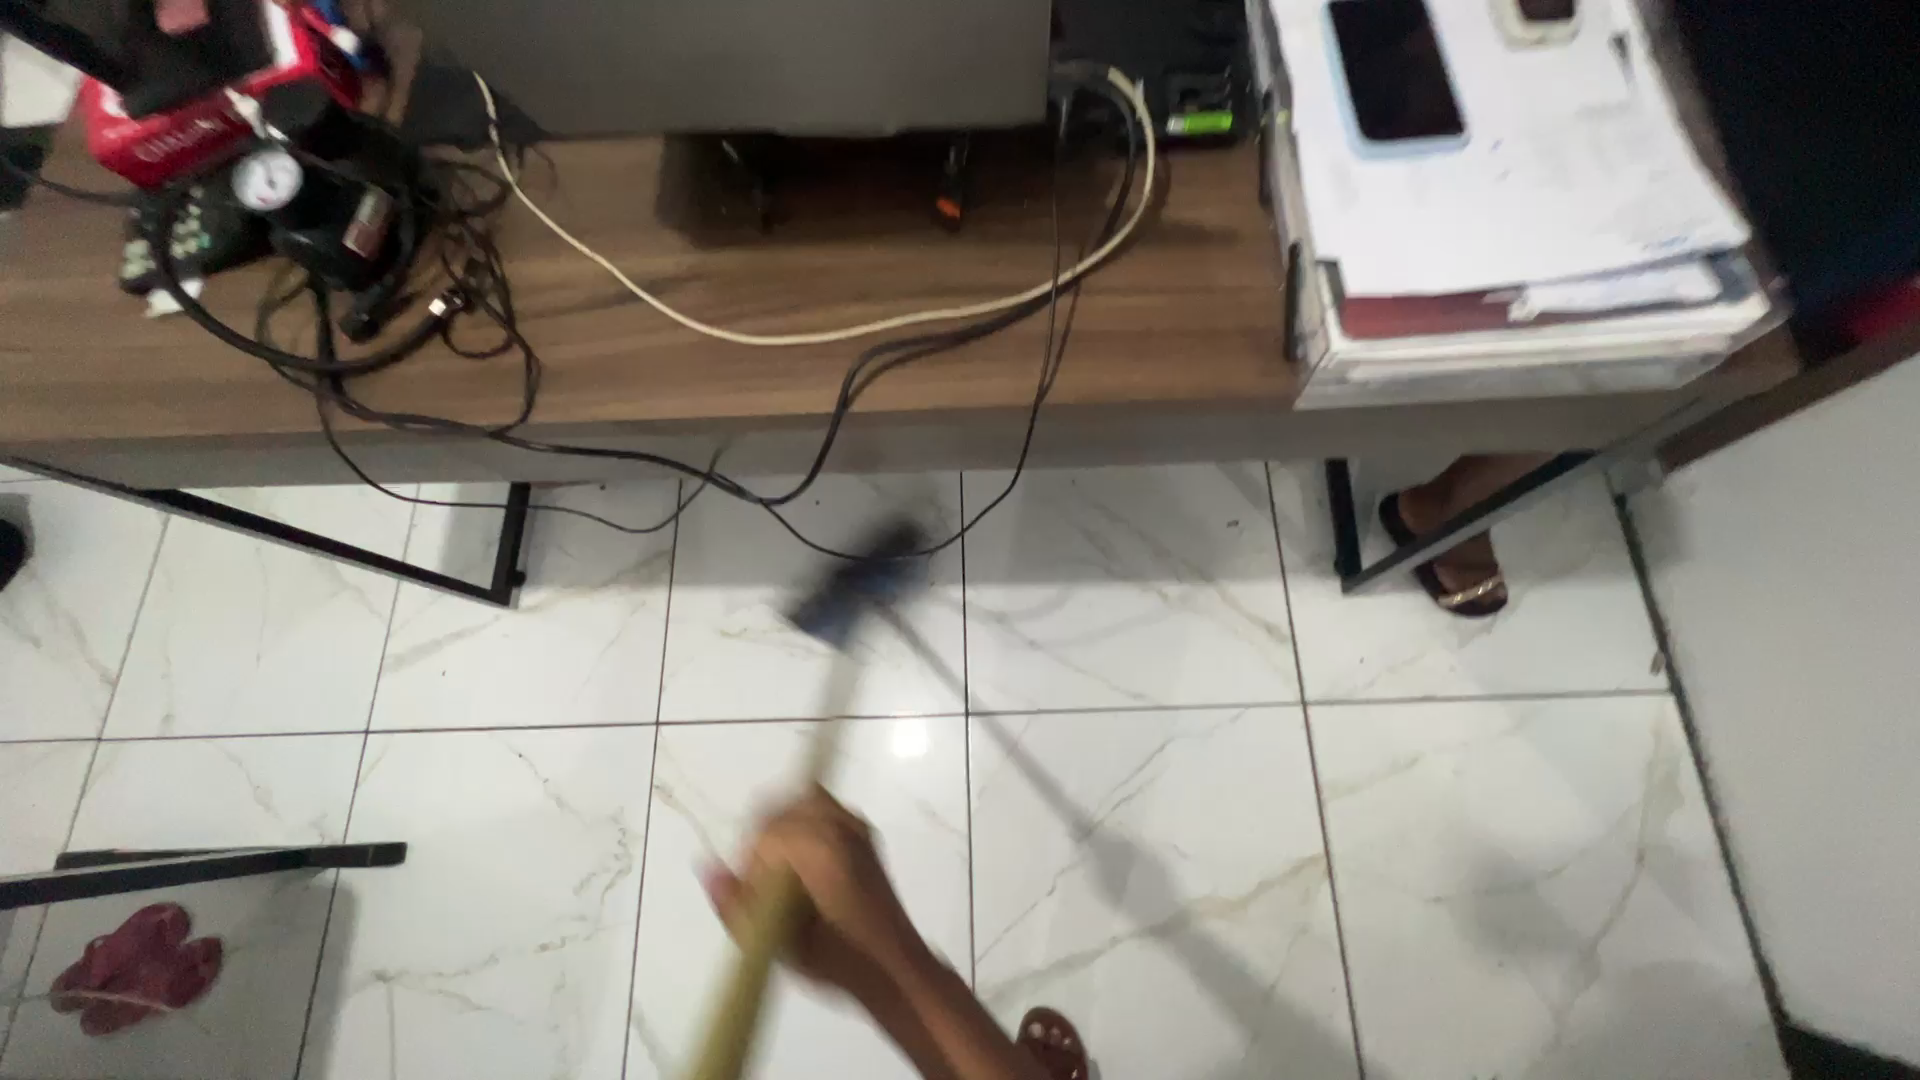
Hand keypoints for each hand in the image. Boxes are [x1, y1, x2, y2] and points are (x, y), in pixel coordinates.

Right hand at [701, 787, 932, 1000]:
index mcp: (821, 848)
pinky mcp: (863, 829)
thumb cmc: (836, 960)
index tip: (754, 897)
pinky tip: (804, 860)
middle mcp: (840, 825)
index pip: (766, 835)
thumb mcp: (779, 946)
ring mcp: (855, 824)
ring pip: (801, 801)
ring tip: (780, 871)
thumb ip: (737, 906)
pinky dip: (805, 822)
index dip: (751, 866)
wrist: (891, 963)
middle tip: (764, 886)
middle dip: (763, 844)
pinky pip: (824, 806)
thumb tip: (707, 867)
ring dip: (782, 828)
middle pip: (781, 810)